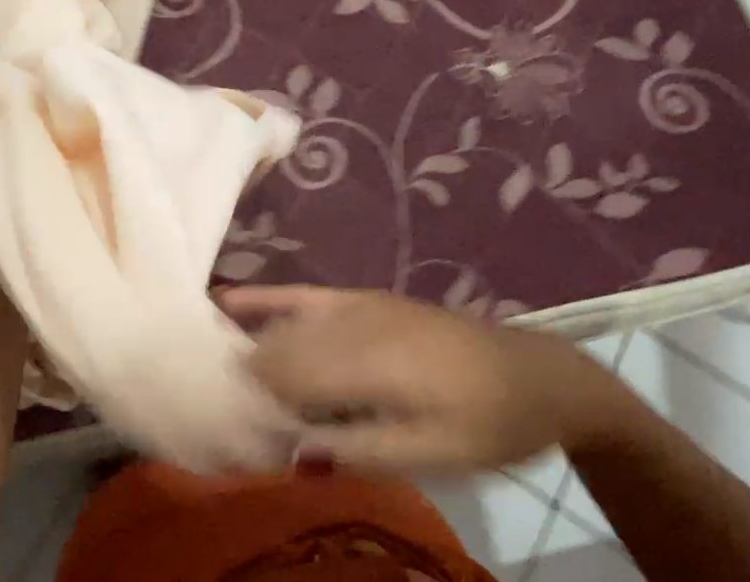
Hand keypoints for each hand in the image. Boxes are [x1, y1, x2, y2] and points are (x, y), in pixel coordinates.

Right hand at [221, 286, 634, 473]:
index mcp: (376, 362)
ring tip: (211, 372)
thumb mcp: (434, 452)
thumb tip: (294, 451)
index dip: (255, 402)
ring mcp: (362, 304)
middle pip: (281, 348)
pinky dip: (268, 300)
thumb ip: (363, 449)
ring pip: (287, 324)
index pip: (291, 378)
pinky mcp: (368, 299)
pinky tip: (230, 300)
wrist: (538, 375)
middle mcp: (360, 323)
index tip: (223, 427)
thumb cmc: (490, 423)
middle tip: (212, 408)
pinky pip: (308, 296)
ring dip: (250, 348)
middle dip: (246, 378)